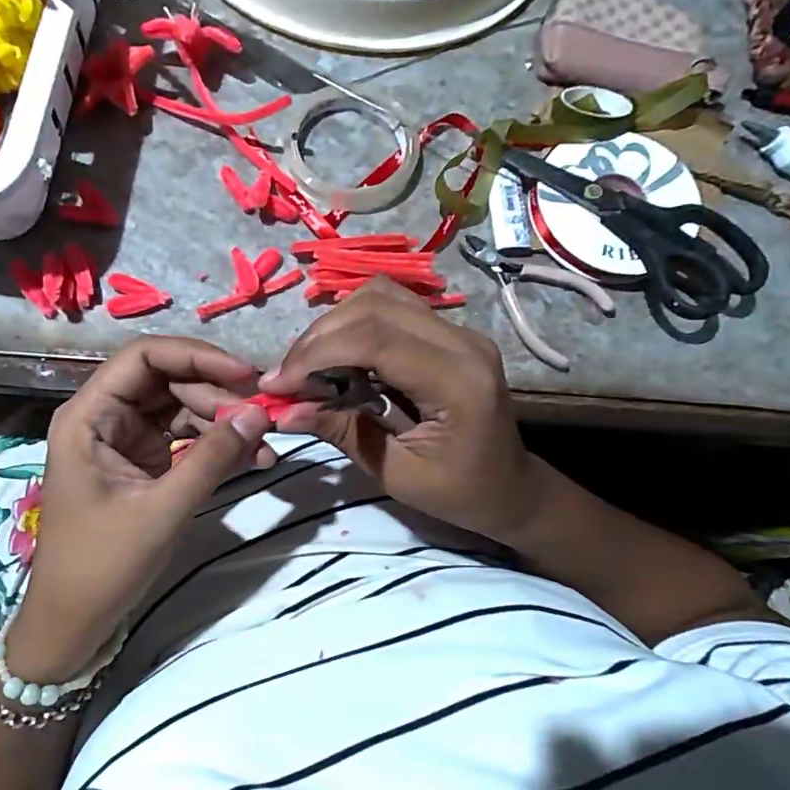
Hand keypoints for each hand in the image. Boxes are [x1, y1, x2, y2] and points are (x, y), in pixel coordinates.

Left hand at [13, 337, 271, 678]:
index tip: (245, 374)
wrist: (76, 619)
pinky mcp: (147, 462)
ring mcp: (128, 439)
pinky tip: (253, 457)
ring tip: (264, 445)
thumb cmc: (104, 563)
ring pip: (184, 408)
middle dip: (218, 395)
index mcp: (90, 416)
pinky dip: (219, 445)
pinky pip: (188, 438)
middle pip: (170, 380)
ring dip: (225, 421)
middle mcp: (108, 417)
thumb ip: (212, 457)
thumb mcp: (163, 508)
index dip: (196, 356)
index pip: (144, 357)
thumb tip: (260, 413)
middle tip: (262, 419)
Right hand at [261, 280, 543, 541]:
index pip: (376, 339)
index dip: (318, 354)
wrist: (511, 487)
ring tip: (308, 367)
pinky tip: (337, 358)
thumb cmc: (459, 493)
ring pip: (382, 297)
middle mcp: (463, 342)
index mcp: (458, 381)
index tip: (278, 385)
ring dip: (335, 326)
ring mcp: (460, 331)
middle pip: (375, 306)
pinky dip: (355, 326)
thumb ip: (343, 433)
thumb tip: (284, 411)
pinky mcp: (450, 332)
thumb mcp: (397, 473)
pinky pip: (393, 308)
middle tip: (287, 378)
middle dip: (319, 338)